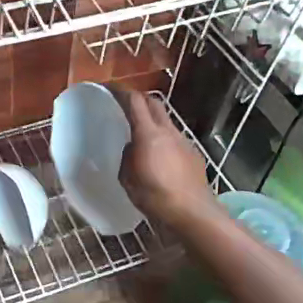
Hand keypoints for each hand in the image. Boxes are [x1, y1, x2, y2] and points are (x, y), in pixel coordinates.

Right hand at [117, 87, 219, 230]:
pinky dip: (164, 140)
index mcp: (148, 134)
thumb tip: (131, 149)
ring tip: (141, 136)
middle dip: (139, 100)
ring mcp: (184, 141)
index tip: (110, 89)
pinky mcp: (193, 154)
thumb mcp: (128, 179)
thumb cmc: (155, 196)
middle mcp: (168, 131)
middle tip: (125, 107)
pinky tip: (159, 158)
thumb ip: (127, 158)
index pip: (134, 102)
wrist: (192, 212)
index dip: (121, 92)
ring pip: (166, 122)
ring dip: (152, 122)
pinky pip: (175, 139)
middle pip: (154, 104)